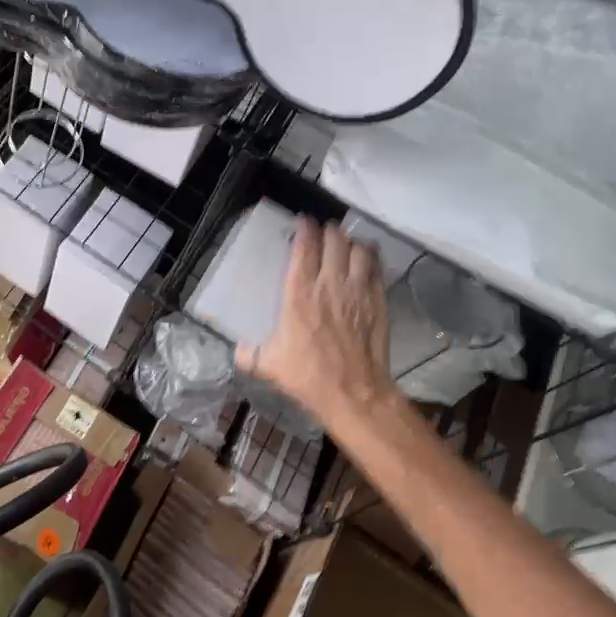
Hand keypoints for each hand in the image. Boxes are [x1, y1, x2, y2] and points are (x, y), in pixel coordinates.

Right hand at [237, 217, 396, 416]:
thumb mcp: (269, 365)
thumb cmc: (309, 376)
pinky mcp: (378, 303)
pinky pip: (376, 269)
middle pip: (334, 241)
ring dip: (350, 242)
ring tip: (345, 242)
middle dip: (328, 230)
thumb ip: (249, 354)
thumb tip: (238, 349)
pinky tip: (367, 257)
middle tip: (323, 231)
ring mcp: (357, 292)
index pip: (304, 247)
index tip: (303, 222)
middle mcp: (329, 285)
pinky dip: (371, 257)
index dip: (304, 229)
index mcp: (299, 293)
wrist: (355, 394)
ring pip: (358, 250)